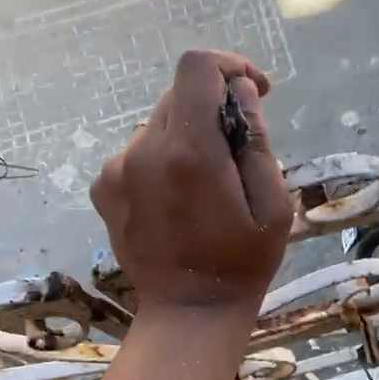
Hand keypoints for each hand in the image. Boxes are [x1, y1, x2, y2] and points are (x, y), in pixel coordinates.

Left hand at [90, 50, 291, 313]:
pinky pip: (140, 150)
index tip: (256, 92)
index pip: (197, 68)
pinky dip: (166, 157)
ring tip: (212, 183)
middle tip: (241, 150)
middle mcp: (142, 150)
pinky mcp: (104, 186)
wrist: (189, 313)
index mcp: (189, 152)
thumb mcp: (273, 206)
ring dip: (190, 135)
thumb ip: (256, 141)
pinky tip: (182, 198)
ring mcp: (117, 168)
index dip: (231, 66)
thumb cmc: (243, 263)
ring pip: (159, 123)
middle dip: (215, 108)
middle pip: (179, 94)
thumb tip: (242, 92)